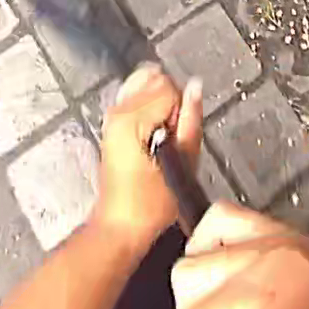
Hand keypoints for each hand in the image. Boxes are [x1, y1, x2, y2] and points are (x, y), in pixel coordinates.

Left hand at [91, 63, 203, 250]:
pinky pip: (137, 93)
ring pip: (148, 82)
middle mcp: (117, 110)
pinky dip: (150, 105)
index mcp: (130, 119)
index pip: (169, 88)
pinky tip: (153, 132)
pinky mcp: (113, 119)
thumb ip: (191, 122)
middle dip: (171, 104)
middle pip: (157, 81)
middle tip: (171, 139)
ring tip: (161, 136)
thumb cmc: (149, 206)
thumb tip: (196, 87)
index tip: (177, 139)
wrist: (120, 227)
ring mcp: (112, 113)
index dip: (181, 112)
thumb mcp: (181, 166)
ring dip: (161, 103)